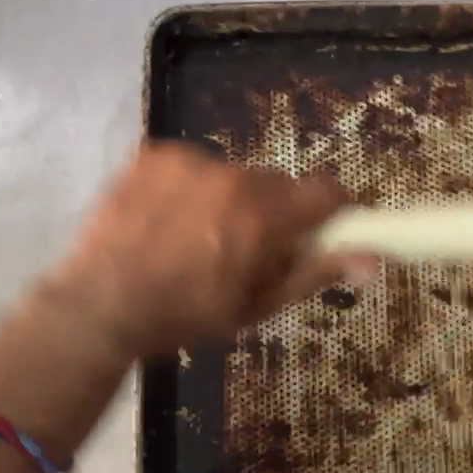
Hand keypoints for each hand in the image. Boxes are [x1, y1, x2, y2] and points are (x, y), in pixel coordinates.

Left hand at [38, 143, 353, 358]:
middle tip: (248, 250)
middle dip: (275, 213)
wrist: (99, 306)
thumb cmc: (185, 316)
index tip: (326, 230)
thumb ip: (315, 274)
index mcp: (264, 218)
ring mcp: (189, 161)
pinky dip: (190, 190)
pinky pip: (192, 167)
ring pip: (234, 176)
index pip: (327, 191)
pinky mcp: (153, 155)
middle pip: (278, 185)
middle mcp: (232, 178)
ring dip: (230, 201)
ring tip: (195, 240)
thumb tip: (374, 261)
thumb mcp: (256, 306)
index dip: (334, 210)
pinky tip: (166, 223)